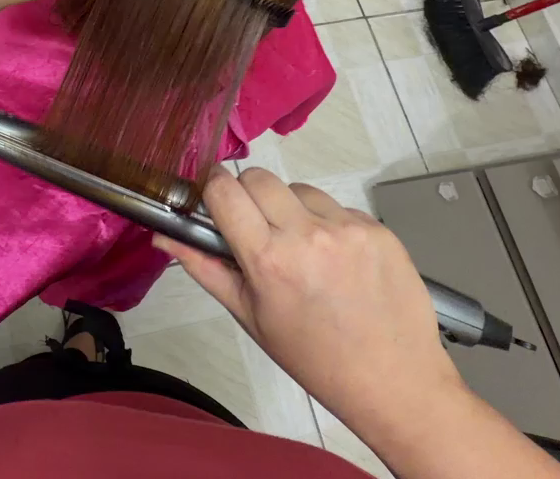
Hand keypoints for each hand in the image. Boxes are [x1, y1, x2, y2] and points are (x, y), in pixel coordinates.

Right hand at [156, 170, 465, 428]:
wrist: (396, 383)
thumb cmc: (314, 357)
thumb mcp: (250, 316)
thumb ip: (204, 268)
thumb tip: (163, 236)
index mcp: (268, 259)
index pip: (223, 189)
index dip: (213, 189)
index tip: (215, 199)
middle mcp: (306, 235)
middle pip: (257, 177)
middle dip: (249, 195)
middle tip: (258, 228)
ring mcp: (346, 229)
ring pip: (297, 188)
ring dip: (291, 208)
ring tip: (304, 249)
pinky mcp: (377, 229)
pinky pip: (336, 206)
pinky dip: (328, 223)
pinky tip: (337, 259)